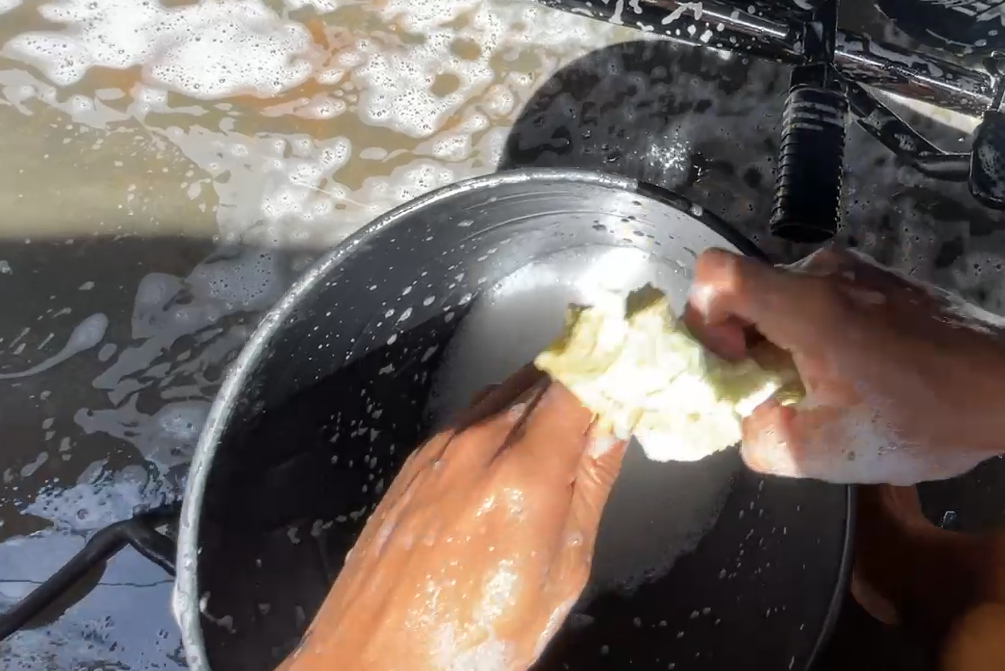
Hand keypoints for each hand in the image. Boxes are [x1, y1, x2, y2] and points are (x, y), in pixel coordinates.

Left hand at [282, 367, 626, 670]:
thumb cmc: (478, 636)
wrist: (371, 666)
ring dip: (544, 392)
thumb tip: (615, 423)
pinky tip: (513, 449)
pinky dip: (507, 411)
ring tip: (564, 428)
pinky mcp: (418, 456)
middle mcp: (483, 441)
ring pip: (510, 386)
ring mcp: (444, 444)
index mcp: (527, 472)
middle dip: (582, 378)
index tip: (632, 364)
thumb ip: (591, 487)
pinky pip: (476, 409)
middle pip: (545, 374)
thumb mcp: (562, 573)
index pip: (577, 381)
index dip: (608, 365)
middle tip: (607, 398)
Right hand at [686, 247, 1004, 482]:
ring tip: (831, 390)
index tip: (735, 363)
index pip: (715, 272)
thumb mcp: (835, 452)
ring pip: (786, 296)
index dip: (703, 317)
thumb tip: (748, 416)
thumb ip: (764, 439)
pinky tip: (860, 372)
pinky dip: (817, 331)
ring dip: (786, 342)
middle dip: (748, 344)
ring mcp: (856, 266)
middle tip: (785, 395)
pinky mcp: (879, 275)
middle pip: (750, 290)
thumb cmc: (925, 415)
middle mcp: (824, 269)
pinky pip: (821, 295)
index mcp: (806, 303)